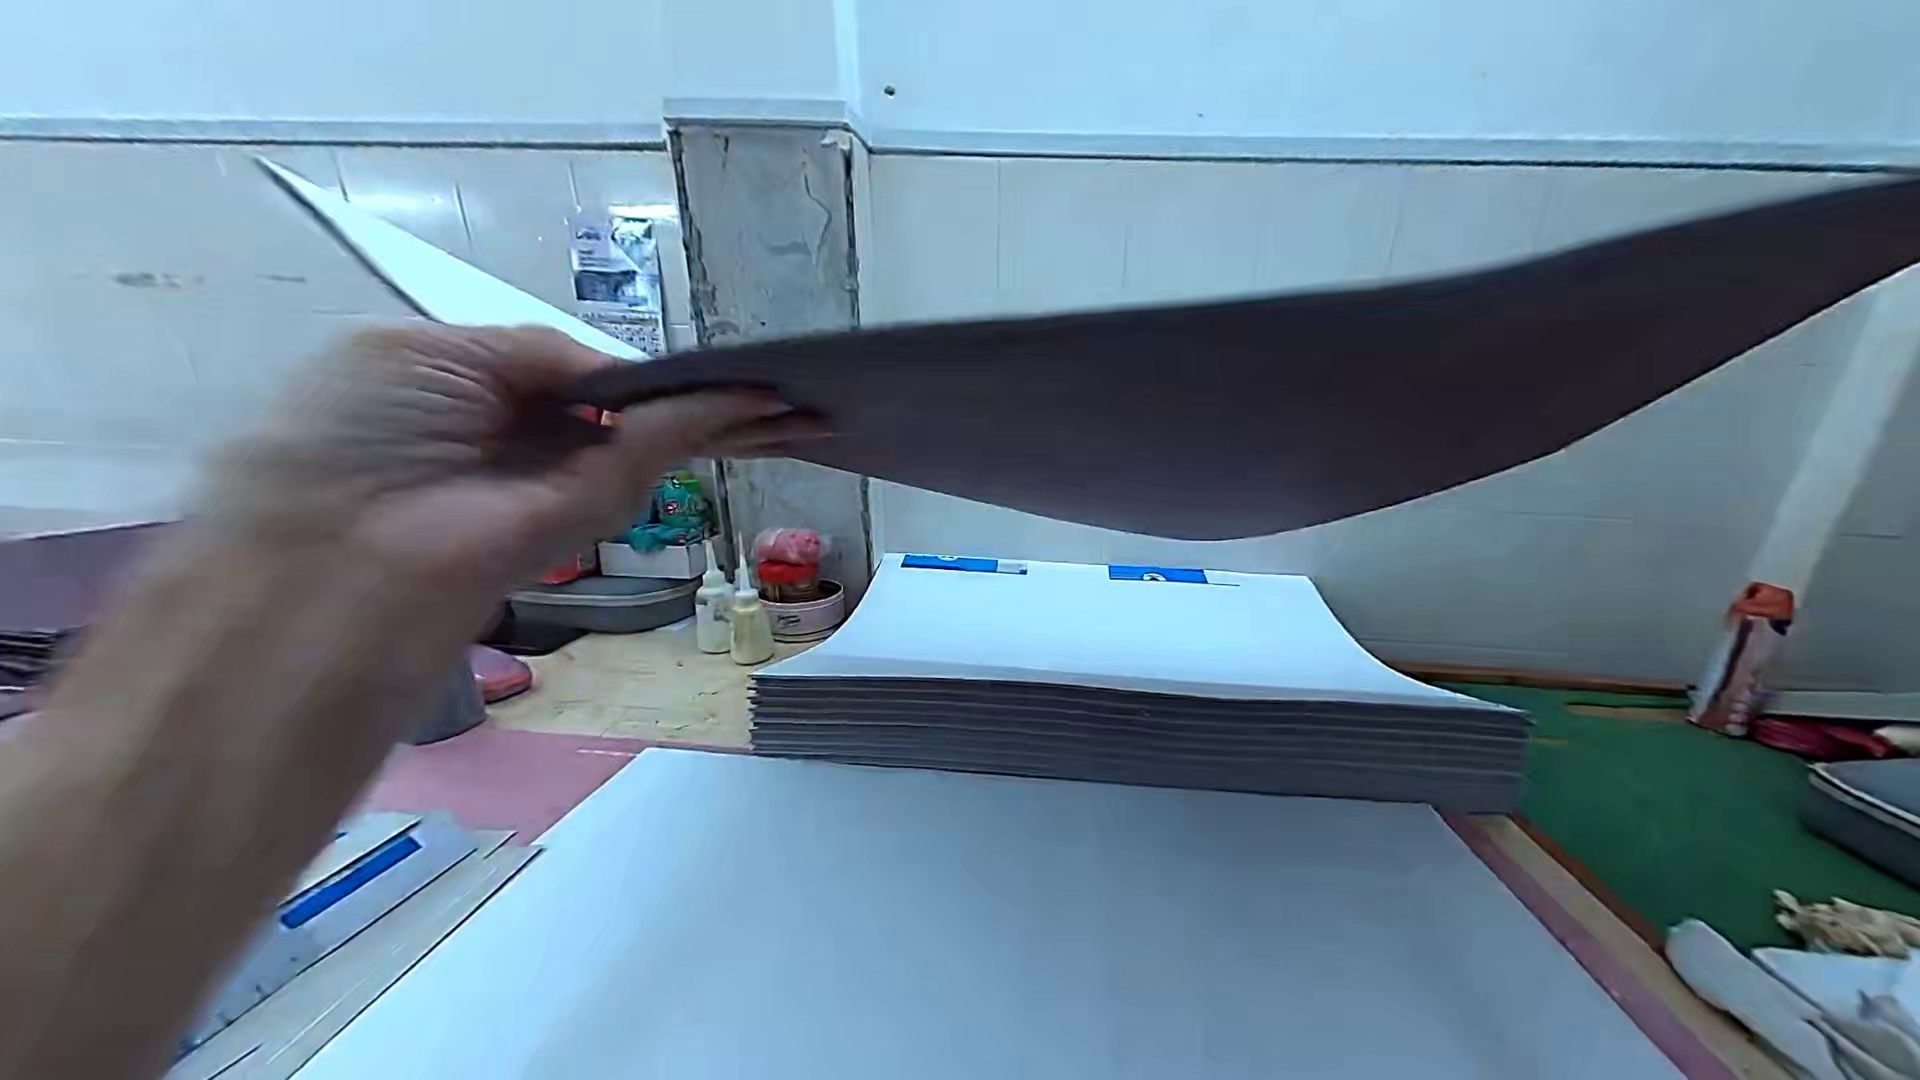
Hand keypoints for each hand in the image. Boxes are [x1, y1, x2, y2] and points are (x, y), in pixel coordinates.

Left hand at [198, 324, 823, 590]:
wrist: (346, 543)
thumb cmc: (364, 428)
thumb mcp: (433, 352)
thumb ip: (541, 352)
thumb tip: (617, 376)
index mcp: (501, 395)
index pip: (599, 378)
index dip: (652, 368)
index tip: (708, 361)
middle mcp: (556, 436)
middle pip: (652, 406)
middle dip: (714, 393)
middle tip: (785, 386)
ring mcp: (590, 472)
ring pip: (679, 429)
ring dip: (740, 413)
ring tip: (801, 401)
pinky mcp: (614, 497)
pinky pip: (671, 442)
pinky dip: (721, 419)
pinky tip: (769, 405)